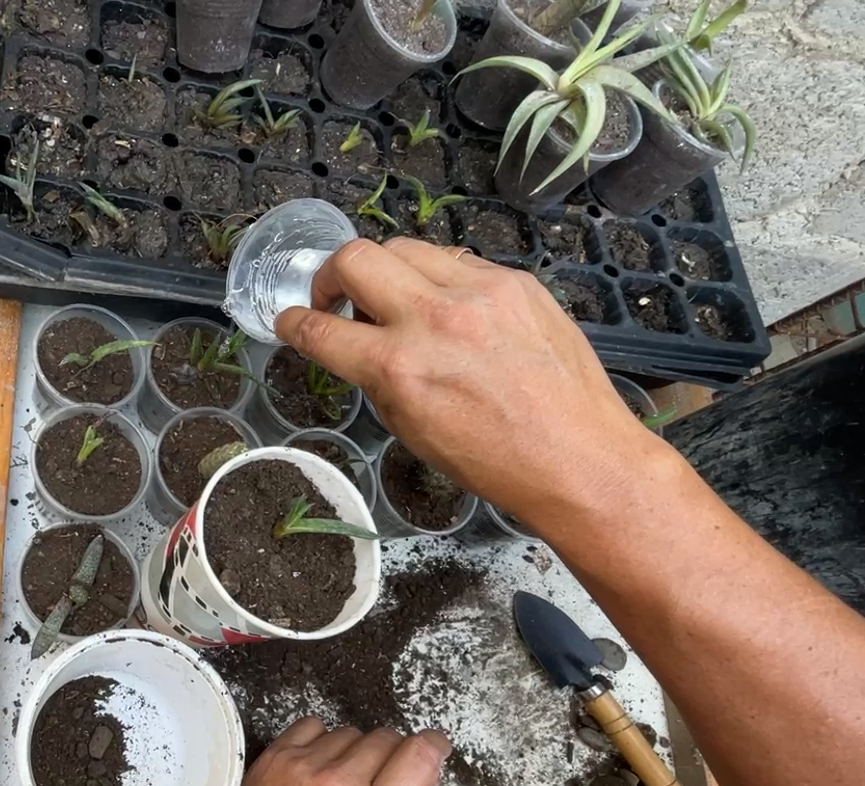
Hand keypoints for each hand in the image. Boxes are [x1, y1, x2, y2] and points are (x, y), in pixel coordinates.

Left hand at [182, 718, 450, 785]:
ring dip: (356, 752)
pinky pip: (312, 726)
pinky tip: (318, 770)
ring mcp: (301, 767)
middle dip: (395, 757)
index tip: (436, 748)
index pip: (420, 755)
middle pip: (387, 738)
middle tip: (384, 784)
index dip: (435, 746)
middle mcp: (338, 785)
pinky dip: (322, 742)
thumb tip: (429, 785)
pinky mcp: (273, 758)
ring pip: (350, 732)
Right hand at [273, 237, 666, 523]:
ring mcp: (479, 291)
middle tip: (336, 302)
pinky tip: (443, 308)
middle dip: (329, 278)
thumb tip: (361, 346)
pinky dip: (432, 279)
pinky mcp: (516, 281)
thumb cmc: (486, 459)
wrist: (576, 455)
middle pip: (356, 258)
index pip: (321, 330)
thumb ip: (376, 377)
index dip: (292, 324)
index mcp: (399, 368)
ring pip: (404, 247)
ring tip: (391, 302)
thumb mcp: (409, 427)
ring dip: (382, 271)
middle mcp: (433, 317)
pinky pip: (454, 261)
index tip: (287, 321)